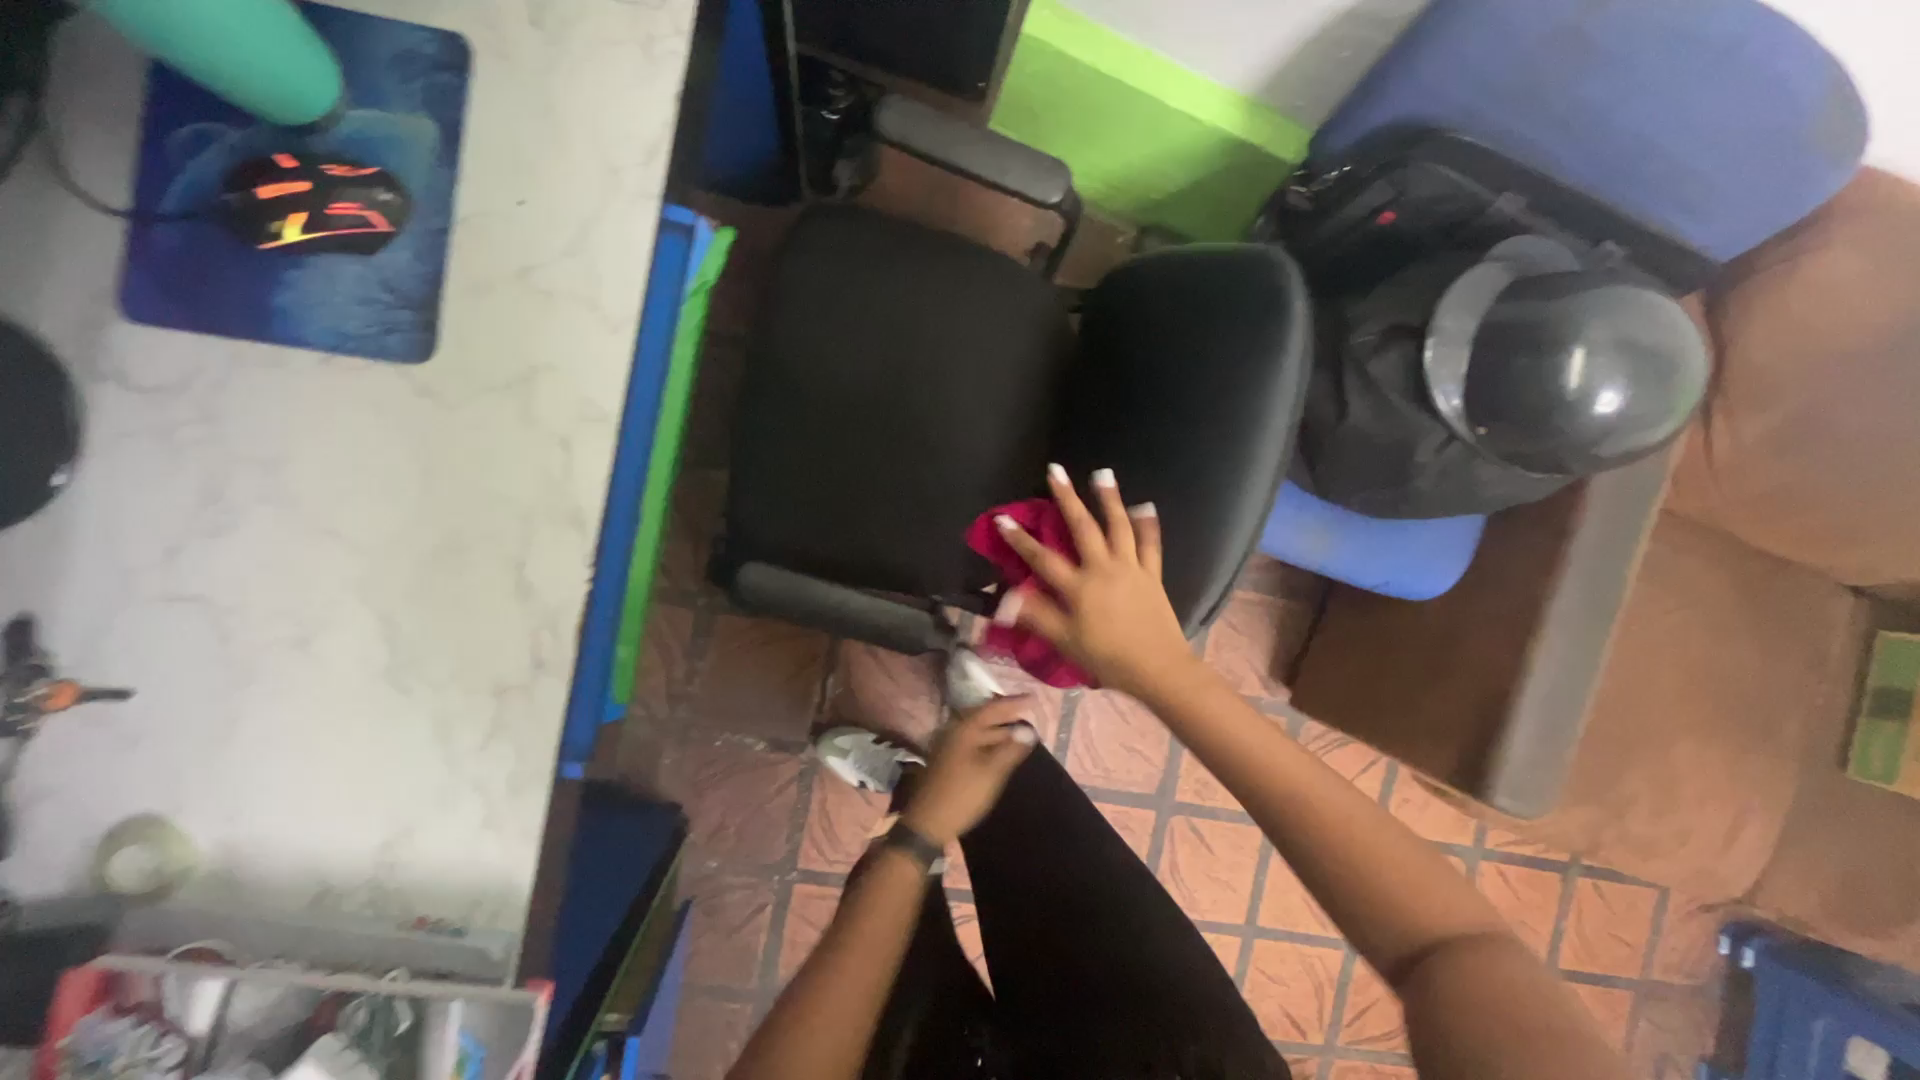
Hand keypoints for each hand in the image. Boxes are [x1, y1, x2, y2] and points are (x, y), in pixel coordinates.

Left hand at [899, 697, 1037, 844]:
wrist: (928, 822)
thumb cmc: (962, 795)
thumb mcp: (991, 773)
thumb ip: (1011, 749)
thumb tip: (1029, 730)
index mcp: (964, 730)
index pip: (993, 708)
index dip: (1014, 702)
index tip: (1034, 697)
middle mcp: (955, 732)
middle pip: (984, 717)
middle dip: (1007, 715)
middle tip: (1029, 712)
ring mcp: (950, 746)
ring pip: (979, 731)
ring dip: (999, 730)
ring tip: (1021, 731)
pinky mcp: (949, 759)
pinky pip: (974, 742)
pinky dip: (990, 742)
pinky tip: (1001, 749)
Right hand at [992, 465, 1199, 699]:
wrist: (1158, 668)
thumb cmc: (1107, 658)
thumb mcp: (1065, 642)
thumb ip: (1036, 616)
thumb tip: (1005, 597)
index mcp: (1078, 588)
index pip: (1042, 558)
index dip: (1020, 539)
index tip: (1003, 518)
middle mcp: (1103, 569)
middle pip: (1082, 528)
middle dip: (1066, 498)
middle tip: (1055, 470)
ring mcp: (1130, 568)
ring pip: (1118, 526)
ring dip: (1109, 498)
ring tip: (1101, 473)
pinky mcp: (1152, 575)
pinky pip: (1150, 544)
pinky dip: (1148, 524)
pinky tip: (1145, 506)